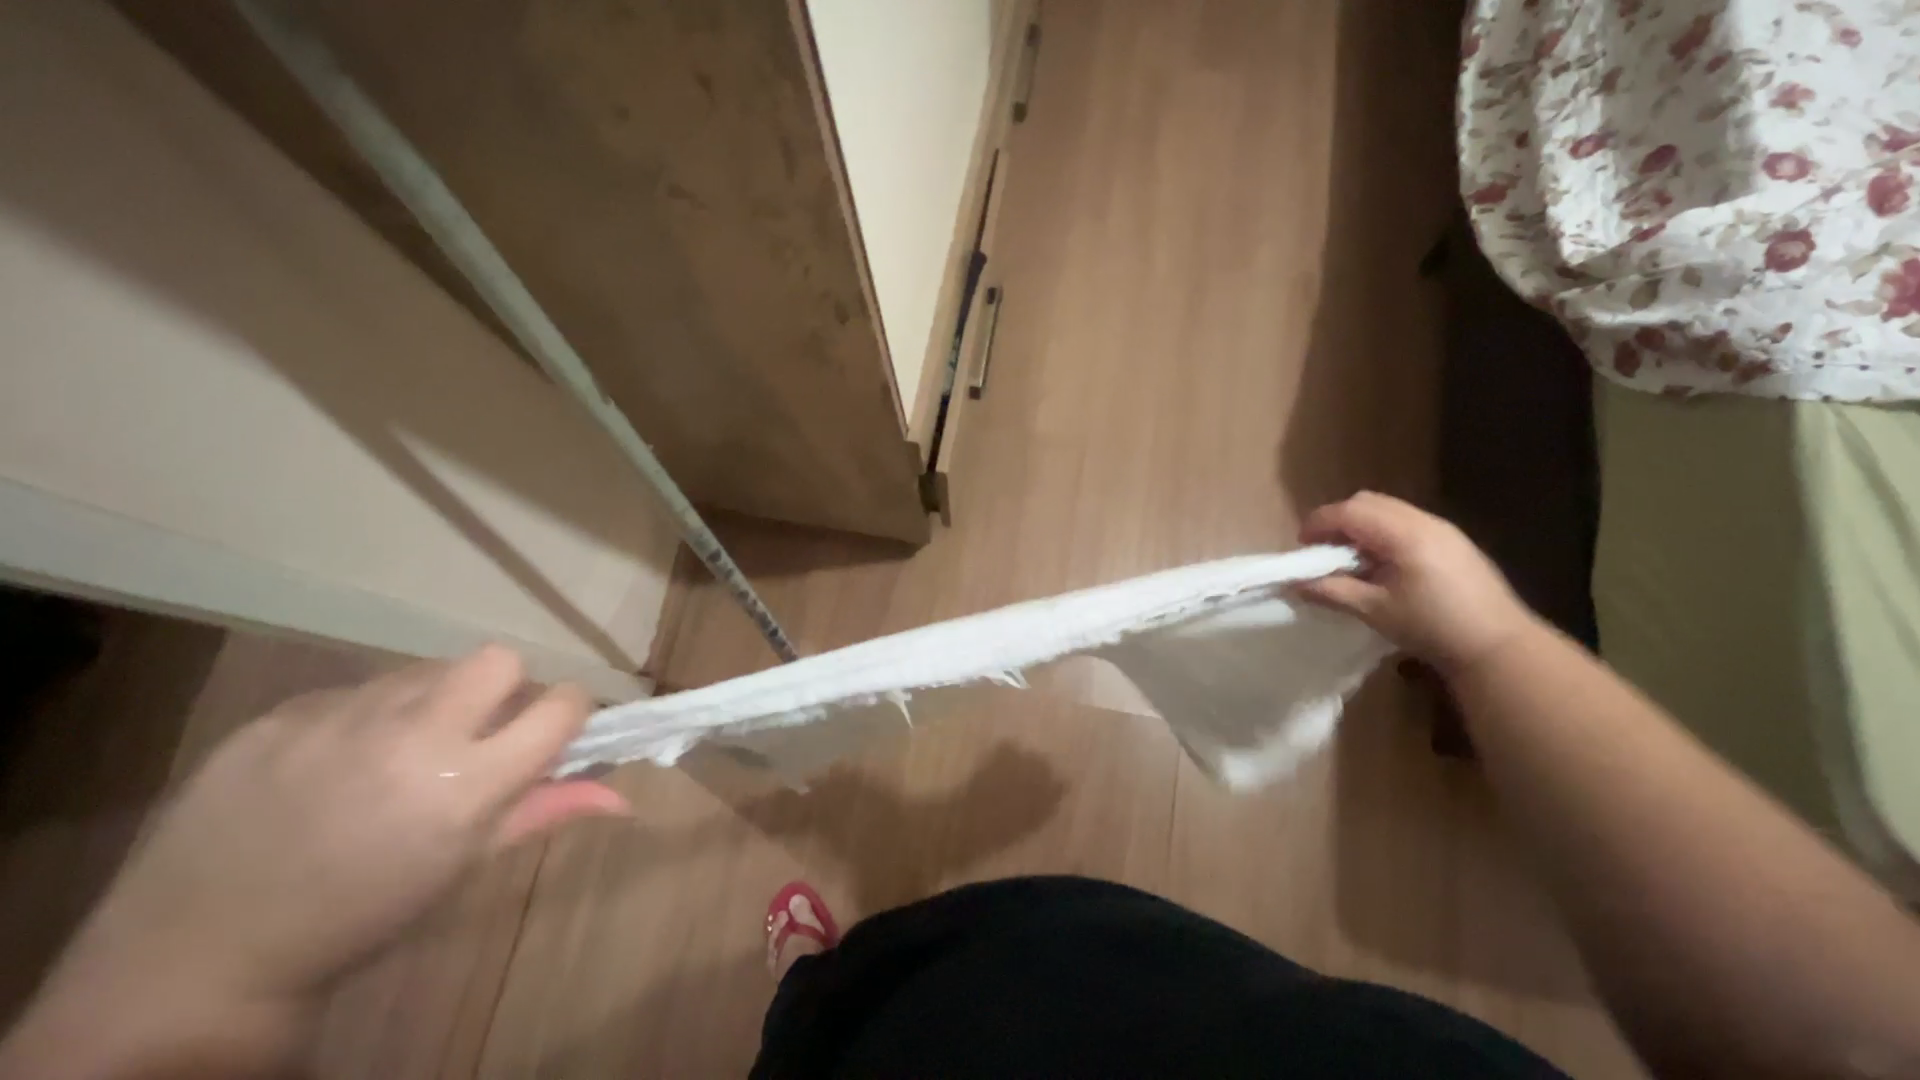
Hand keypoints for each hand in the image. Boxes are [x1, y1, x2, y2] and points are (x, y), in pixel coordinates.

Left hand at [24, 647, 626, 1071]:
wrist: (202, 952)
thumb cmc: (361, 920)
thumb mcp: (462, 871)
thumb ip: (541, 815)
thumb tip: (622, 796)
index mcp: (467, 783)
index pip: (561, 704)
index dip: (567, 714)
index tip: (552, 735)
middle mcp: (414, 732)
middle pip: (499, 659)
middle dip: (504, 689)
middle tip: (477, 733)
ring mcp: (342, 715)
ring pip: (425, 671)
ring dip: (432, 701)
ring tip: (396, 754)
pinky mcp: (285, 711)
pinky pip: (355, 692)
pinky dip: (364, 719)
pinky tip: (331, 767)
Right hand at [1298, 492, 1537, 672]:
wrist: (1497, 644)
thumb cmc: (1431, 626)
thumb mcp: (1374, 610)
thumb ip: (1332, 591)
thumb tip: (1294, 584)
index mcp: (1402, 534)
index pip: (1348, 511)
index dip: (1318, 524)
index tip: (1301, 548)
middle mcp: (1422, 520)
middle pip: (1367, 502)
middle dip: (1337, 521)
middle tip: (1323, 552)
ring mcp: (1442, 528)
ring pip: (1388, 509)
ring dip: (1361, 526)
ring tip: (1351, 561)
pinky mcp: (1453, 541)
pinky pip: (1406, 522)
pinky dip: (1382, 533)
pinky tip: (1382, 566)